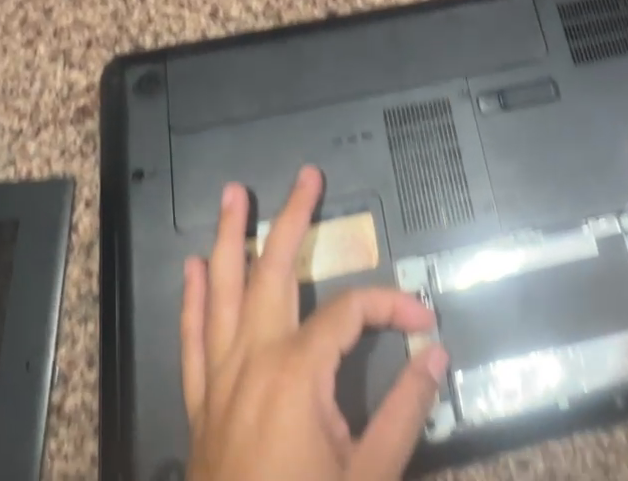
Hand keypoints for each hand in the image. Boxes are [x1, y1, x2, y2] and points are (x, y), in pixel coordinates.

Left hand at [181, 166, 448, 480]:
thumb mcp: (370, 473)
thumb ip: (405, 409)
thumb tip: (435, 353)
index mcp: (296, 372)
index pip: (352, 312)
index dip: (392, 304)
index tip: (423, 320)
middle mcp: (252, 361)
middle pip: (273, 273)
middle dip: (291, 220)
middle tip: (306, 177)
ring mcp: (220, 378)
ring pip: (221, 292)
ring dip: (229, 239)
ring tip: (233, 196)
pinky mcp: (201, 401)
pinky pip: (192, 338)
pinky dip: (192, 299)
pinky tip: (193, 268)